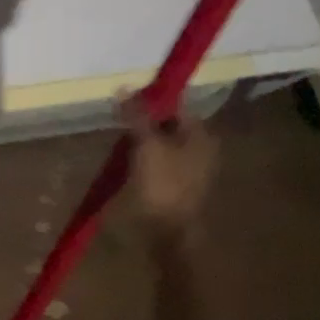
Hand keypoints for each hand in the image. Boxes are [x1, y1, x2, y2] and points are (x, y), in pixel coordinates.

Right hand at [121, 97, 217, 237]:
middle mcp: (200, 148)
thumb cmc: (162, 184)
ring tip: (119, 141)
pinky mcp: (177, 183)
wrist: (169, 232)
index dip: (150, 101)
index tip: (125, 102)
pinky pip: (158, 160)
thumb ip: (136, 115)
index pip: (175, 106)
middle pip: (167, 124)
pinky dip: (143, 156)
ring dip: (141, 139)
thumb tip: (123, 86)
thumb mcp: (147, 144)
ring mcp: (190, 168)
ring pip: (161, 142)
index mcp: (201, 136)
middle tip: (118, 122)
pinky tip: (126, 160)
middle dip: (143, 121)